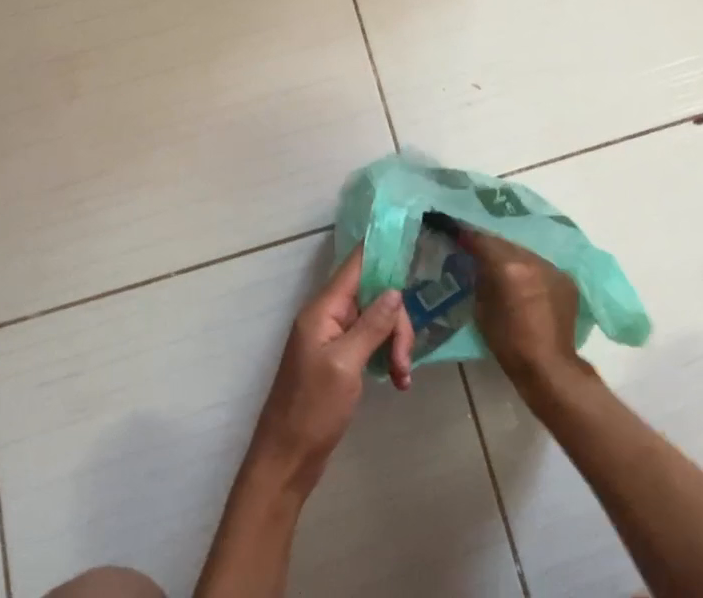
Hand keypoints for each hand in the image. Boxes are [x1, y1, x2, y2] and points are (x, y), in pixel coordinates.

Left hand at [248, 247, 414, 491]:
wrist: (288, 458)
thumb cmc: (313, 409)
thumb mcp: (346, 364)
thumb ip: (371, 324)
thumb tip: (395, 290)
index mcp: (322, 310)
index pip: (356, 265)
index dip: (383, 252)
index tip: (414, 243)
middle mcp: (327, 317)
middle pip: (374, 296)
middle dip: (397, 322)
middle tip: (405, 360)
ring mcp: (334, 339)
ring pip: (377, 321)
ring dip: (396, 344)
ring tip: (403, 376)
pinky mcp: (341, 360)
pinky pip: (371, 343)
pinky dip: (388, 358)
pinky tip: (398, 381)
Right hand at [457, 226, 582, 385]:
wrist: (548, 365)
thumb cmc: (508, 343)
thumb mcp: (482, 310)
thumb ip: (480, 280)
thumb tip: (478, 265)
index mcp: (509, 268)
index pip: (483, 241)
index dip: (467, 235)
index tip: (456, 231)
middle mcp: (533, 260)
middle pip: (506, 244)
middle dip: (490, 245)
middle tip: (476, 249)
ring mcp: (553, 268)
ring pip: (526, 253)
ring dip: (512, 257)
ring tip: (501, 266)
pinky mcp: (566, 279)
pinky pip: (542, 266)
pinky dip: (530, 270)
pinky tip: (524, 282)